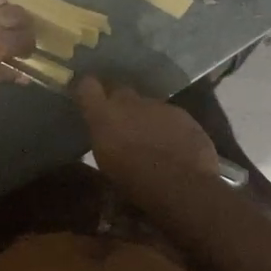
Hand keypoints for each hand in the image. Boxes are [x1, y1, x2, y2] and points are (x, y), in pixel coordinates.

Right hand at [75, 76, 221, 180]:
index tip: (86, 99)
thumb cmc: (136, 182)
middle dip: (118, 103)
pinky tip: (173, 146)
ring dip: (144, 117)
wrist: (184, 185)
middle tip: (119, 123)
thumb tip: (104, 135)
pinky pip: (169, 115)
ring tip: (150, 140)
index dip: (87, 90)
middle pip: (119, 90)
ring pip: (146, 104)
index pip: (87, 86)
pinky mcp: (183, 115)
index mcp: (104, 116)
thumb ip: (103, 139)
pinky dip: (167, 126)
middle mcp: (129, 103)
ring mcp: (158, 106)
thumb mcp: (106, 164)